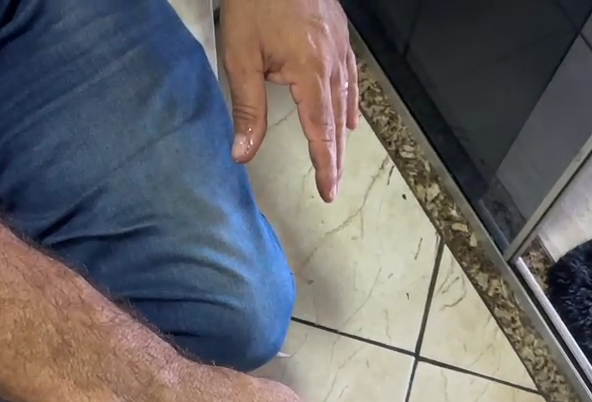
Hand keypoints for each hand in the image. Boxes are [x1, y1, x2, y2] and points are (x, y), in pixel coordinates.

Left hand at [221, 0, 358, 200]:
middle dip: (335, 157)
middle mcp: (332, 63)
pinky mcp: (338, 32)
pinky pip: (350, 75)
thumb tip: (242, 154)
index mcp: (310, 73)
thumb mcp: (241, 57)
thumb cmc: (254, 0)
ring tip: (340, 159)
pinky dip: (350, 100)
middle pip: (336, 122)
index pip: (321, 133)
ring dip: (342, 134)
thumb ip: (247, 109)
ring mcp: (339, 46)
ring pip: (346, 99)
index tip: (328, 192)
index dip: (325, 166)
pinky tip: (350, 116)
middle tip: (333, 187)